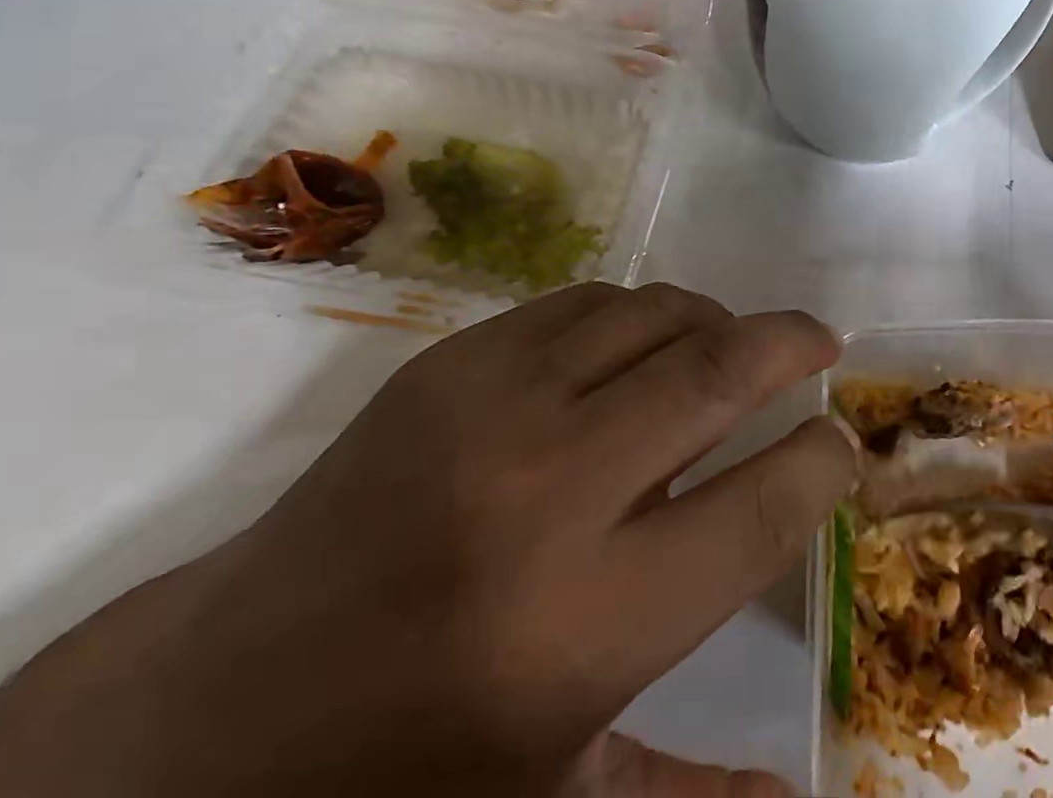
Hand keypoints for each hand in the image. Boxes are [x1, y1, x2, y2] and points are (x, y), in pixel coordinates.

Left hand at [0, 283, 855, 797]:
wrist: (210, 720)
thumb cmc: (409, 775)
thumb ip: (695, 796)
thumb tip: (801, 796)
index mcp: (598, 618)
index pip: (768, 502)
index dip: (826, 459)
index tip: (842, 445)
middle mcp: (553, 493)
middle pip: (721, 372)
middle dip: (794, 343)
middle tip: (822, 343)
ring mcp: (490, 410)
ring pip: (654, 314)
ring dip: (717, 319)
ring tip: (737, 342)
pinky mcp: (443, 368)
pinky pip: (582, 304)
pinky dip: (640, 312)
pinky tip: (645, 345)